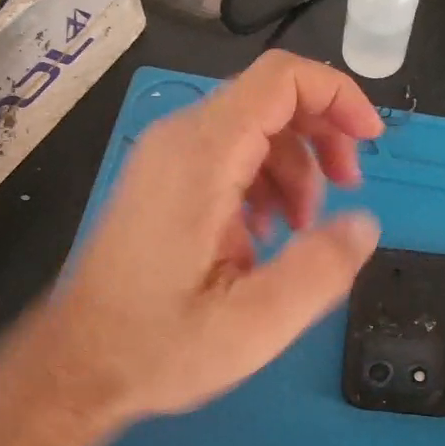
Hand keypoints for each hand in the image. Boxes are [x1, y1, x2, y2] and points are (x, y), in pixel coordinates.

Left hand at [35, 52, 384, 424]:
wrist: (74, 367)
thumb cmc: (159, 346)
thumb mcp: (256, 322)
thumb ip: (321, 268)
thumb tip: (364, 224)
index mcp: (202, 156)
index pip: (281, 78)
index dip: (337, 95)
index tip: (370, 141)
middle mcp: (180, 140)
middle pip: (271, 97)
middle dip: (323, 135)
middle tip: (347, 189)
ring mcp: (166, 157)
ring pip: (254, 127)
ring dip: (295, 167)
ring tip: (300, 229)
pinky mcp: (162, 180)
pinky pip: (229, 154)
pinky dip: (263, 181)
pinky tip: (262, 237)